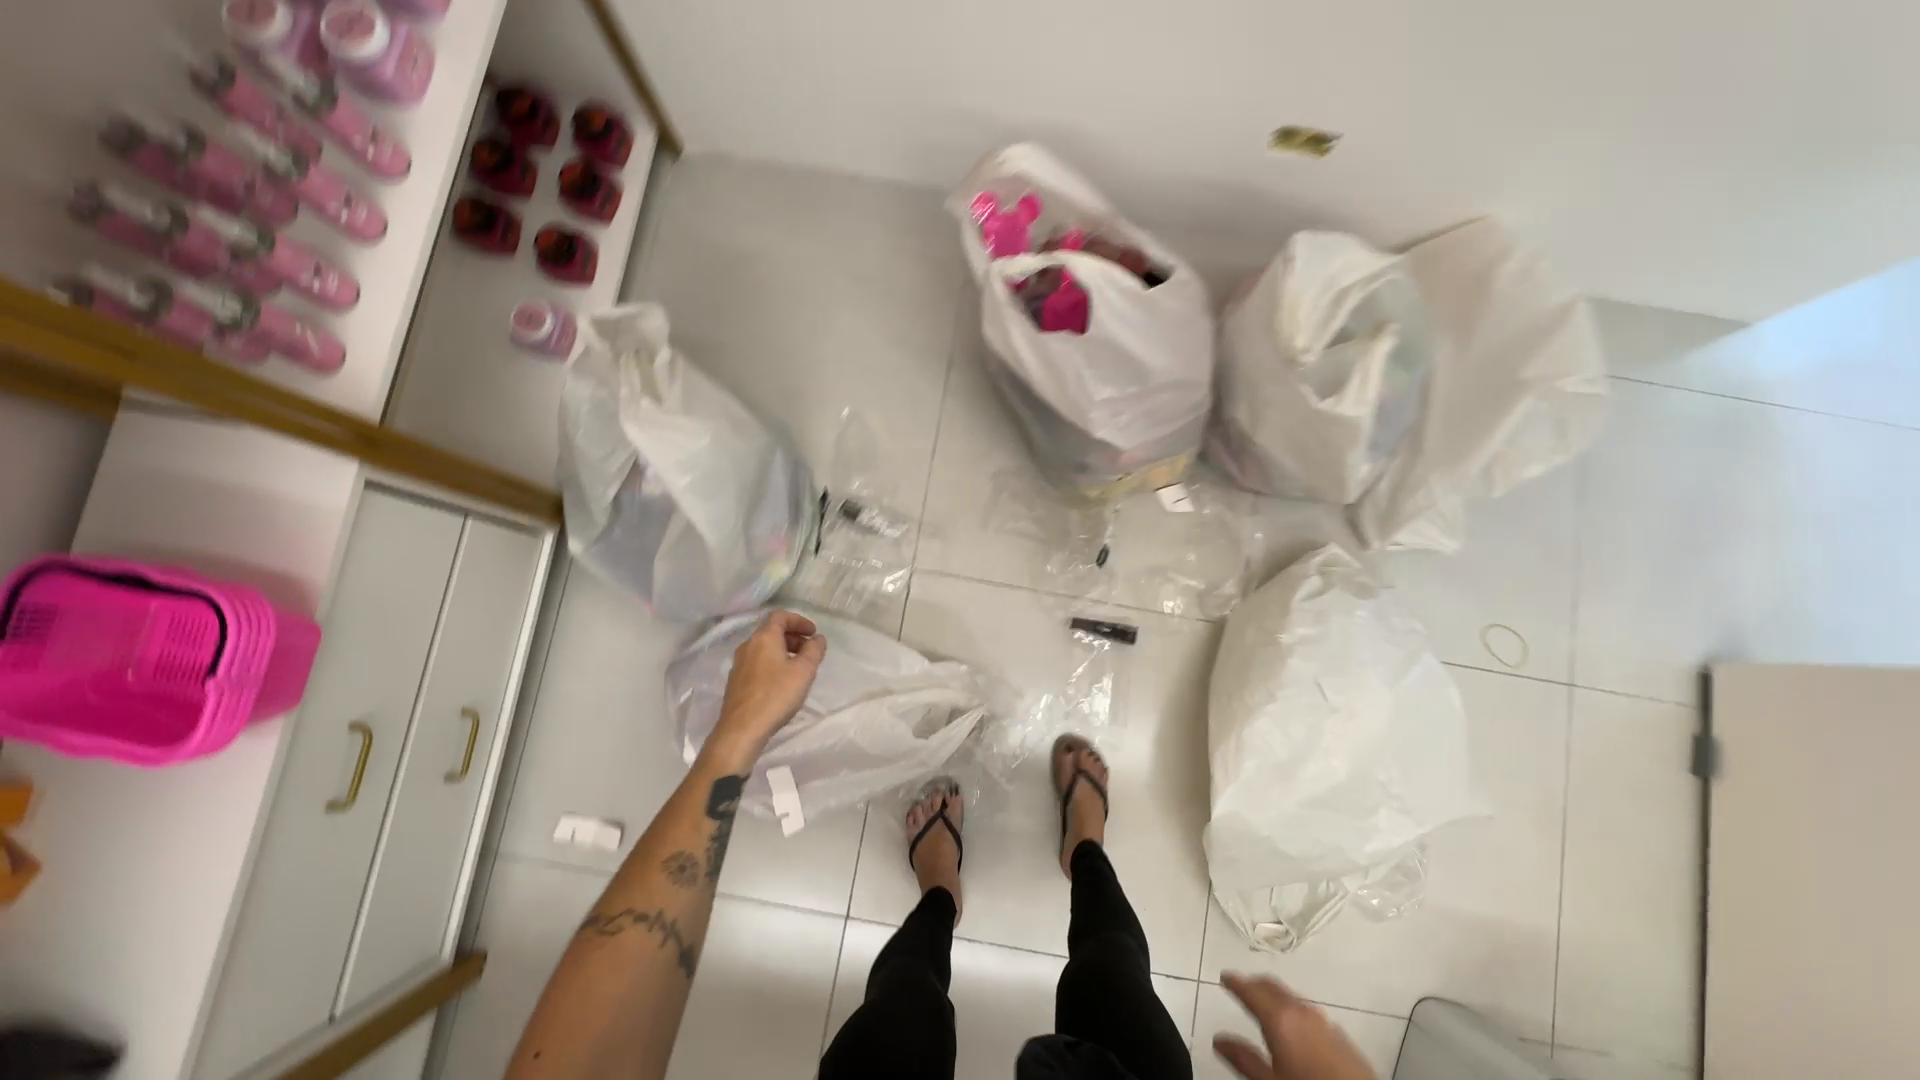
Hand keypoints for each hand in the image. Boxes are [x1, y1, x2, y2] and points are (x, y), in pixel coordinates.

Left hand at [708, 610, 826, 758]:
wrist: (742, 728)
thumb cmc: (776, 695)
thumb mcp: (804, 671)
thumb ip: (814, 651)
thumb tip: (818, 638)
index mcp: (763, 638)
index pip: (780, 616)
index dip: (799, 620)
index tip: (813, 634)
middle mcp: (748, 646)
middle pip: (771, 631)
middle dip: (793, 637)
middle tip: (809, 652)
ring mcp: (738, 664)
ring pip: (764, 648)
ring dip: (783, 652)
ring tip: (798, 669)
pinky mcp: (736, 681)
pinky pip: (757, 663)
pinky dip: (772, 664)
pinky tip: (781, 684)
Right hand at [1213, 973, 1376, 1079]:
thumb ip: (1243, 1058)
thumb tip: (1219, 1039)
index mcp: (1280, 1019)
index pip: (1252, 990)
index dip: (1235, 982)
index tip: (1224, 976)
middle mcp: (1303, 1012)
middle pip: (1273, 987)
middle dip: (1255, 985)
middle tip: (1242, 986)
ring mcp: (1326, 1023)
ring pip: (1293, 1000)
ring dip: (1276, 998)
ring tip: (1265, 1006)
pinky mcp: (1342, 1036)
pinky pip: (1310, 1014)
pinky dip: (1295, 1012)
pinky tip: (1295, 1030)